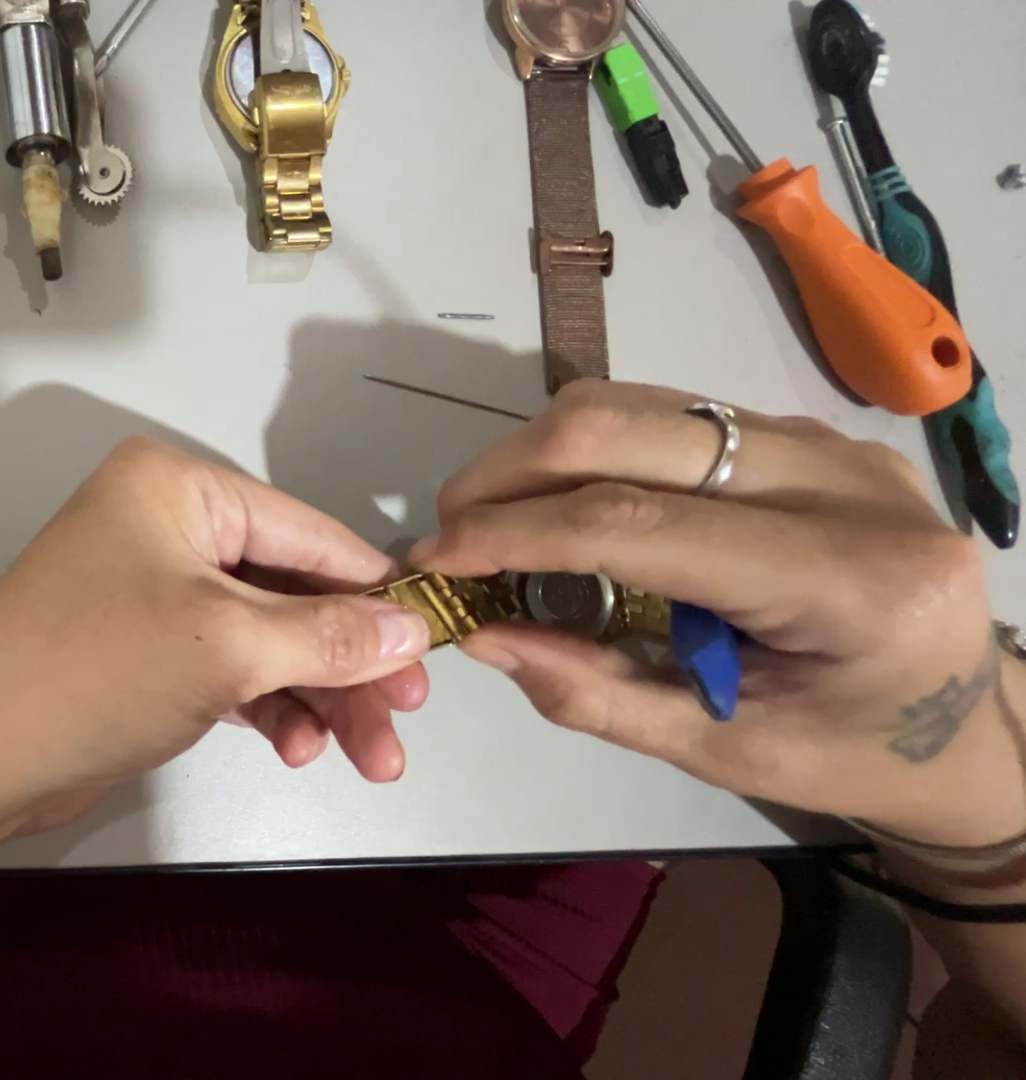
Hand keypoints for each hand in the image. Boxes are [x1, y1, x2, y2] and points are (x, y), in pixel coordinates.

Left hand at [0, 438, 431, 823]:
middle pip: (286, 590)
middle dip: (346, 660)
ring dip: (313, 694)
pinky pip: (225, 666)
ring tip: (365, 756)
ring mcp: (152, 592)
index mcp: (174, 489)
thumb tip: (410, 627)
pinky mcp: (143, 650)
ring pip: (260, 636)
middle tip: (402, 718)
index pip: (304, 532)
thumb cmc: (95, 669)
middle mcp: (163, 529)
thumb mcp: (227, 644)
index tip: (436, 638)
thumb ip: (327, 635)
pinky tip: (297, 747)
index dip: (374, 588)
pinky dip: (265, 704)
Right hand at [413, 381, 1020, 846]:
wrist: (973, 715)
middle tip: (452, 535)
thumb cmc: (849, 750)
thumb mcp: (718, 751)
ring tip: (488, 519)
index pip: (631, 523)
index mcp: (845, 579)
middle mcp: (838, 481)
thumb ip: (591, 694)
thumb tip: (479, 635)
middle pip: (616, 429)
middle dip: (501, 477)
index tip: (434, 562)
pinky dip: (567, 449)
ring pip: (621, 403)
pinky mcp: (784, 432)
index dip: (511, 534)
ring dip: (525, 456)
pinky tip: (548, 500)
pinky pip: (644, 410)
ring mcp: (813, 442)